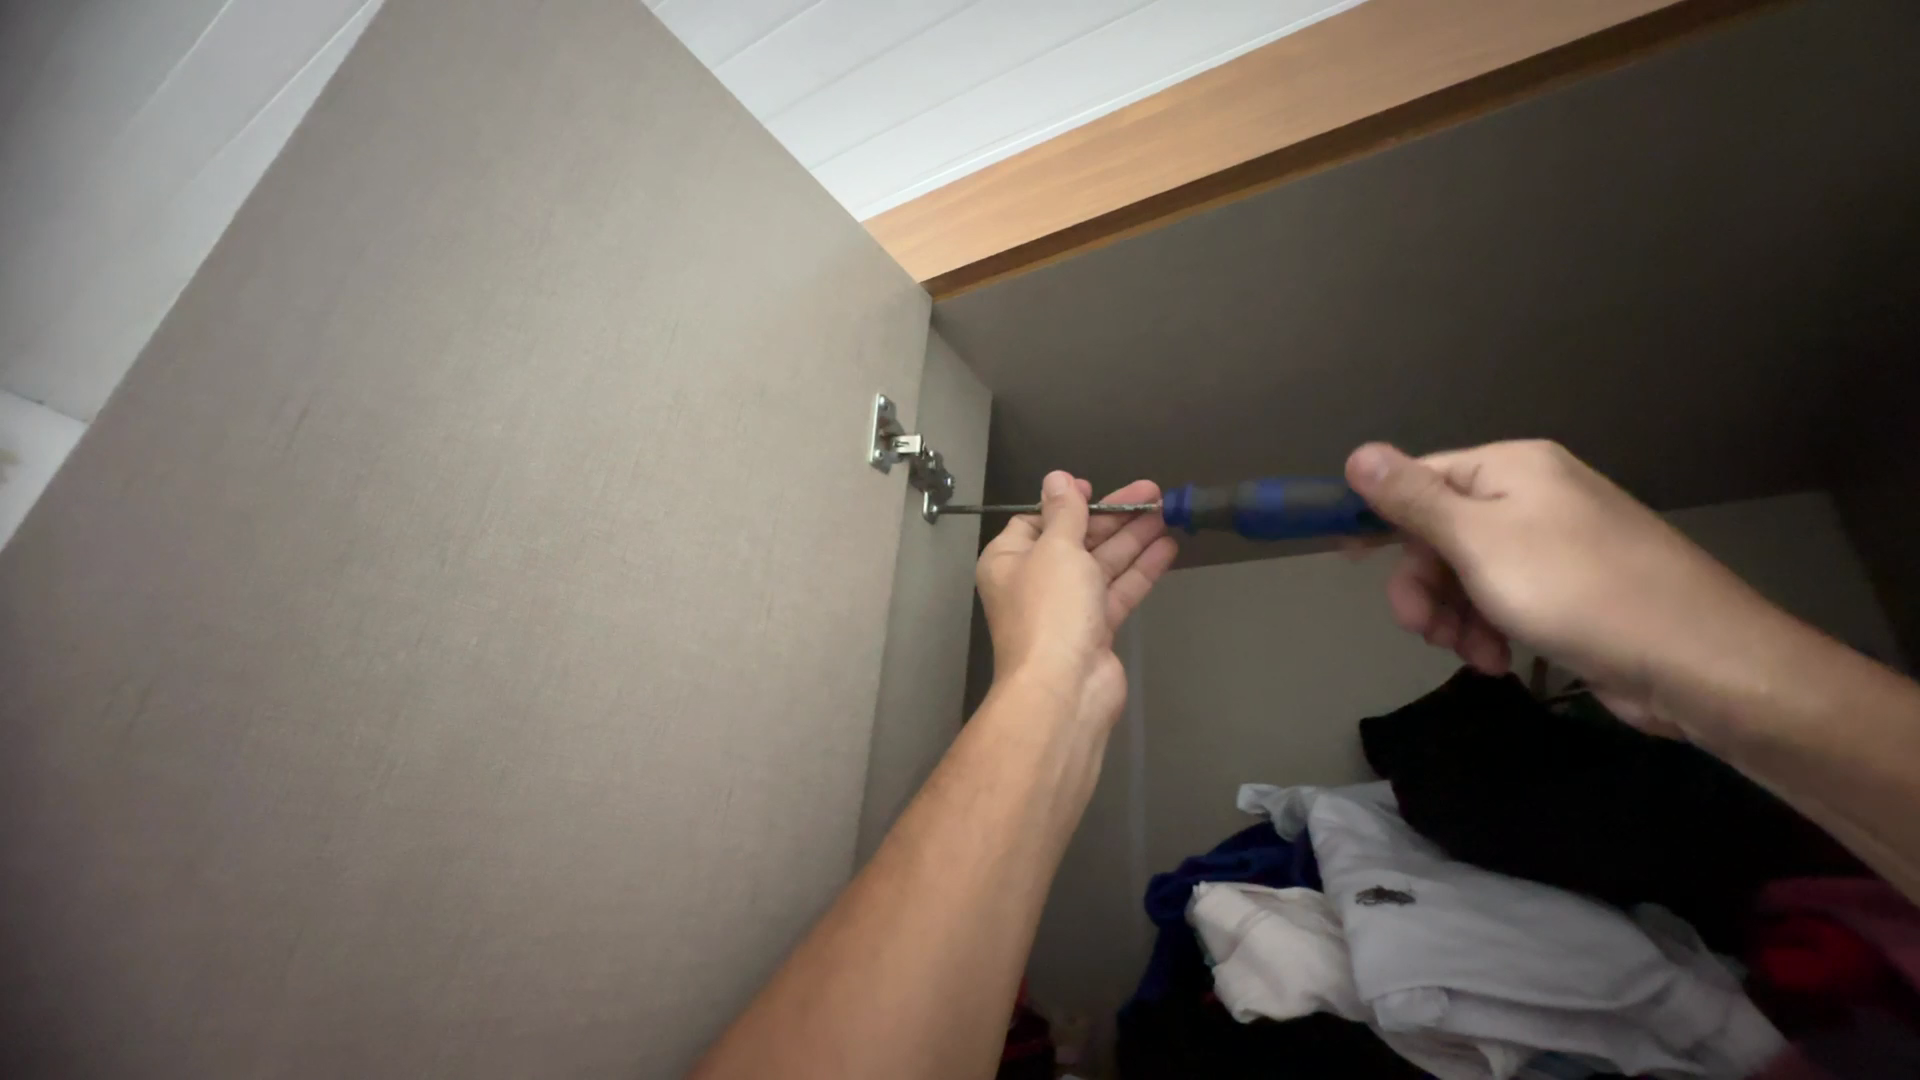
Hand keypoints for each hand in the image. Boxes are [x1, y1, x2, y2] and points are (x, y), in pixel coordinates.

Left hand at [976, 472, 1178, 729]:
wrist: (1063, 689)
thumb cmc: (1049, 610)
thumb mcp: (1055, 549)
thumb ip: (1064, 512)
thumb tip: (1057, 478)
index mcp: (1008, 560)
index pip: (1036, 521)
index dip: (1067, 503)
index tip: (1095, 487)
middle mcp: (1034, 582)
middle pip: (1076, 539)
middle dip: (1113, 517)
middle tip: (1152, 493)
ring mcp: (1066, 607)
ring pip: (1102, 564)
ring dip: (1133, 538)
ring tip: (1167, 512)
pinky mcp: (1094, 629)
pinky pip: (1118, 590)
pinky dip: (1141, 569)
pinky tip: (1168, 546)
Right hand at [1345, 440, 1791, 738]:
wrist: (1702, 663)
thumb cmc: (1577, 590)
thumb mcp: (1477, 542)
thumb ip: (1412, 499)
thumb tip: (1357, 453)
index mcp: (1510, 469)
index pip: (1418, 481)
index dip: (1379, 519)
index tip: (1348, 561)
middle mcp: (1532, 496)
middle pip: (1438, 534)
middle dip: (1424, 586)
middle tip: (1421, 629)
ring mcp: (1554, 544)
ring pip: (1465, 574)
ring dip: (1453, 616)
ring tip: (1470, 653)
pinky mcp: (1570, 589)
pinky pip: (1501, 598)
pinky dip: (1487, 628)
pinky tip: (1497, 659)